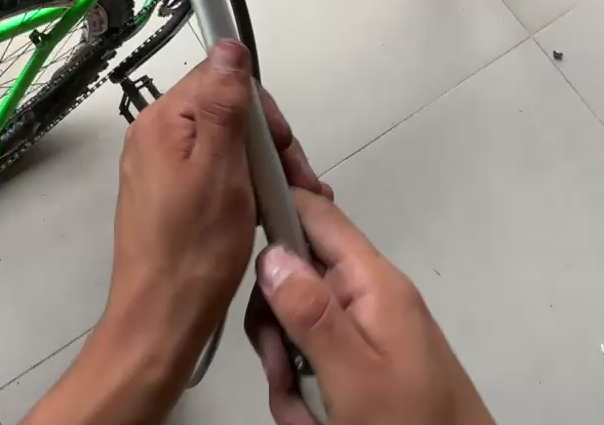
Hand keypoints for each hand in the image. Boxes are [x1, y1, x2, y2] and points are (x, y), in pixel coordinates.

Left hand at [100, 40, 327, 382]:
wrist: (161, 322)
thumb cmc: (195, 249)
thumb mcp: (221, 168)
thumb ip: (224, 103)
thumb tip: (228, 44)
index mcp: (162, 119)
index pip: (221, 79)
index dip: (261, 111)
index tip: (284, 151)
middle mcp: (154, 134)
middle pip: (224, 110)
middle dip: (266, 142)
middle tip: (297, 184)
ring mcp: (159, 165)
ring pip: (223, 142)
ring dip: (260, 166)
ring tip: (287, 202)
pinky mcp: (167, 193)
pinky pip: (213, 169)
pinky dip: (242, 184)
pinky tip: (263, 210)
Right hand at [247, 188, 492, 424]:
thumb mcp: (356, 378)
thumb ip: (311, 313)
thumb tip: (270, 252)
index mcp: (372, 279)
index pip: (314, 210)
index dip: (273, 201)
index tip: (231, 224)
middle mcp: (366, 293)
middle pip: (294, 275)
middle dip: (275, 324)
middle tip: (281, 371)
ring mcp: (363, 329)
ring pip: (295, 322)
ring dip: (287, 368)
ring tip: (306, 414)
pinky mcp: (360, 361)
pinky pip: (311, 359)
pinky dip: (303, 392)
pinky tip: (316, 421)